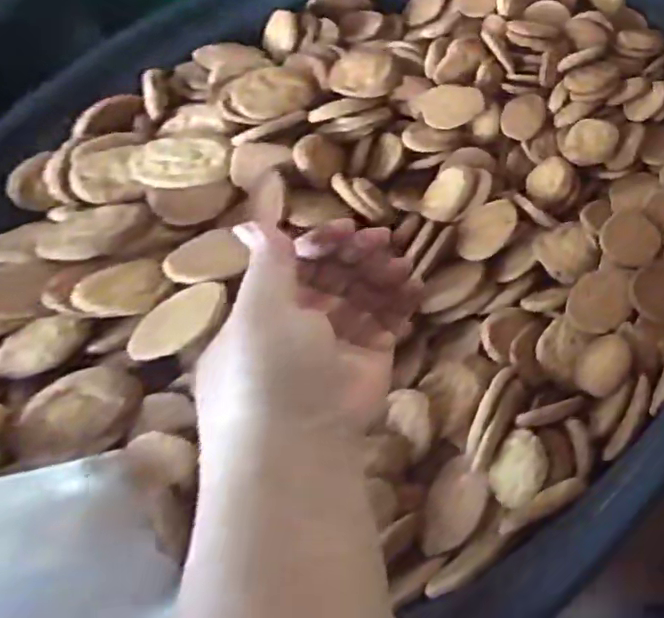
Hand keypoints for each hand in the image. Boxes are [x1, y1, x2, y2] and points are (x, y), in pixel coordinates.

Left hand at [195, 220, 418, 443]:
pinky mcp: (371, 353)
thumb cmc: (268, 371)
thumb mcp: (262, 312)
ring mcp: (337, 339)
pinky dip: (402, 299)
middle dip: (358, 254)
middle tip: (383, 240)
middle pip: (334, 274)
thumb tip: (249, 221)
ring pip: (365, 291)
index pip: (294, 265)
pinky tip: (414, 289)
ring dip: (383, 273)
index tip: (349, 229)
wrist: (299, 441)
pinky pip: (389, 315)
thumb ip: (269, 264)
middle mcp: (299, 322)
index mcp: (262, 312)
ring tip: (402, 268)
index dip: (320, 243)